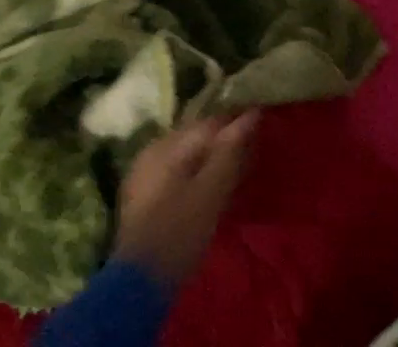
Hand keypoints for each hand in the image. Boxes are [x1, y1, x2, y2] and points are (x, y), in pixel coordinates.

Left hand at [113, 113, 257, 285]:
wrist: (139, 283)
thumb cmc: (180, 231)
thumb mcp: (212, 189)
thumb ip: (230, 149)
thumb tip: (251, 114)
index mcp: (167, 144)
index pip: (210, 121)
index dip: (237, 125)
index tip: (259, 135)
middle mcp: (152, 150)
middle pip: (196, 136)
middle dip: (223, 143)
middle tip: (249, 158)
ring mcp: (143, 173)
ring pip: (186, 155)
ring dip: (209, 160)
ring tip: (232, 177)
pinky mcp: (142, 196)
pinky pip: (175, 172)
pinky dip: (194, 175)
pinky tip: (207, 192)